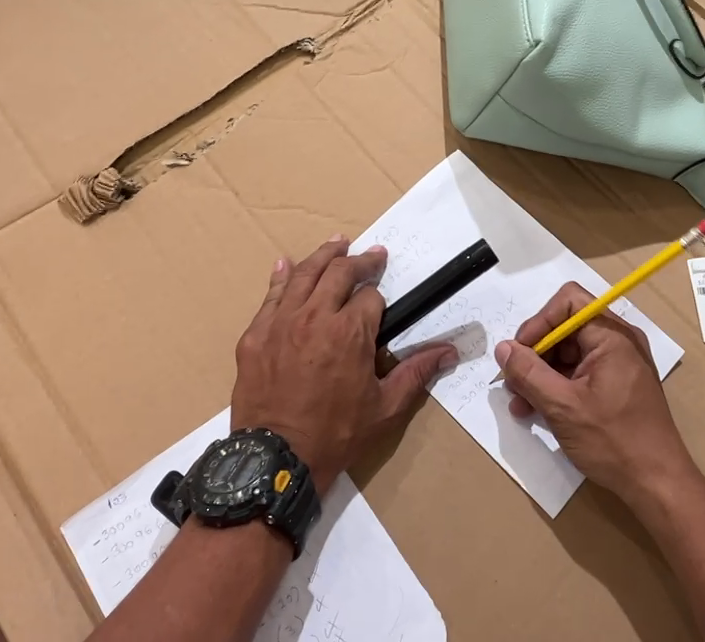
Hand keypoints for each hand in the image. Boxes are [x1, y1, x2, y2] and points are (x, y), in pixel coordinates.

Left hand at [230, 236, 457, 494]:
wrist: (276, 460)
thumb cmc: (336, 434)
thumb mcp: (384, 407)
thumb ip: (416, 372)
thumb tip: (448, 351)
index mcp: (350, 332)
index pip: (370, 297)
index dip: (378, 299)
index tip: (381, 303)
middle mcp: (316, 316)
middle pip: (339, 273)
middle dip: (360, 261)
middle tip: (372, 255)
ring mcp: (281, 323)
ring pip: (304, 275)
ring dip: (324, 256)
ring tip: (337, 243)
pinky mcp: (256, 335)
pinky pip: (270, 296)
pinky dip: (281, 276)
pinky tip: (287, 264)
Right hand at [494, 282, 693, 502]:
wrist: (658, 484)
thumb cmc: (614, 441)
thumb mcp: (563, 407)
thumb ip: (529, 373)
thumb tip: (502, 348)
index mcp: (612, 336)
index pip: (568, 302)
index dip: (538, 322)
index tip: (519, 353)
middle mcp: (619, 342)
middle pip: (566, 327)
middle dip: (535, 353)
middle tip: (512, 382)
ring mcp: (619, 364)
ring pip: (569, 353)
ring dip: (541, 374)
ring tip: (519, 403)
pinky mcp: (616, 386)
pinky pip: (579, 373)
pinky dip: (556, 386)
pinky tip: (536, 411)